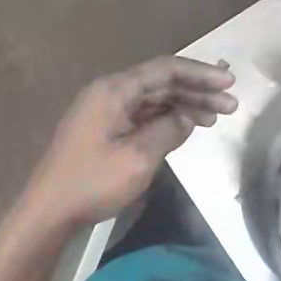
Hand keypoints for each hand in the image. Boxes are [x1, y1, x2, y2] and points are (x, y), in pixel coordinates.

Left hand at [18, 56, 236, 228]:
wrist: (49, 210)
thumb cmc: (93, 182)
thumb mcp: (139, 157)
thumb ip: (169, 130)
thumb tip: (187, 117)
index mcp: (115, 90)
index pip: (166, 69)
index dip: (200, 73)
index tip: (230, 82)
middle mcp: (109, 92)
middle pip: (161, 82)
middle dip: (197, 90)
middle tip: (231, 104)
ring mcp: (105, 111)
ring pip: (153, 99)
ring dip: (185, 105)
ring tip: (216, 117)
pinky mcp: (104, 130)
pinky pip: (143, 115)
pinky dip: (167, 119)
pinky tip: (187, 127)